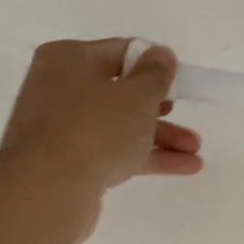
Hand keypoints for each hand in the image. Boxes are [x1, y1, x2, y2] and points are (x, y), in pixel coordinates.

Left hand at [0, 37, 202, 240]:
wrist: (48, 190)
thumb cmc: (95, 129)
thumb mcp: (136, 94)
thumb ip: (155, 73)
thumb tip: (160, 55)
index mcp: (68, 59)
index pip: (120, 52)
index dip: (153, 65)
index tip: (178, 82)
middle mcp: (59, 89)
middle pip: (119, 92)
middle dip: (159, 108)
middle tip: (185, 117)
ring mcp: (61, 129)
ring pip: (119, 126)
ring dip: (159, 136)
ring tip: (194, 152)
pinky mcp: (67, 163)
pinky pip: (112, 152)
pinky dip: (144, 157)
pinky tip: (182, 167)